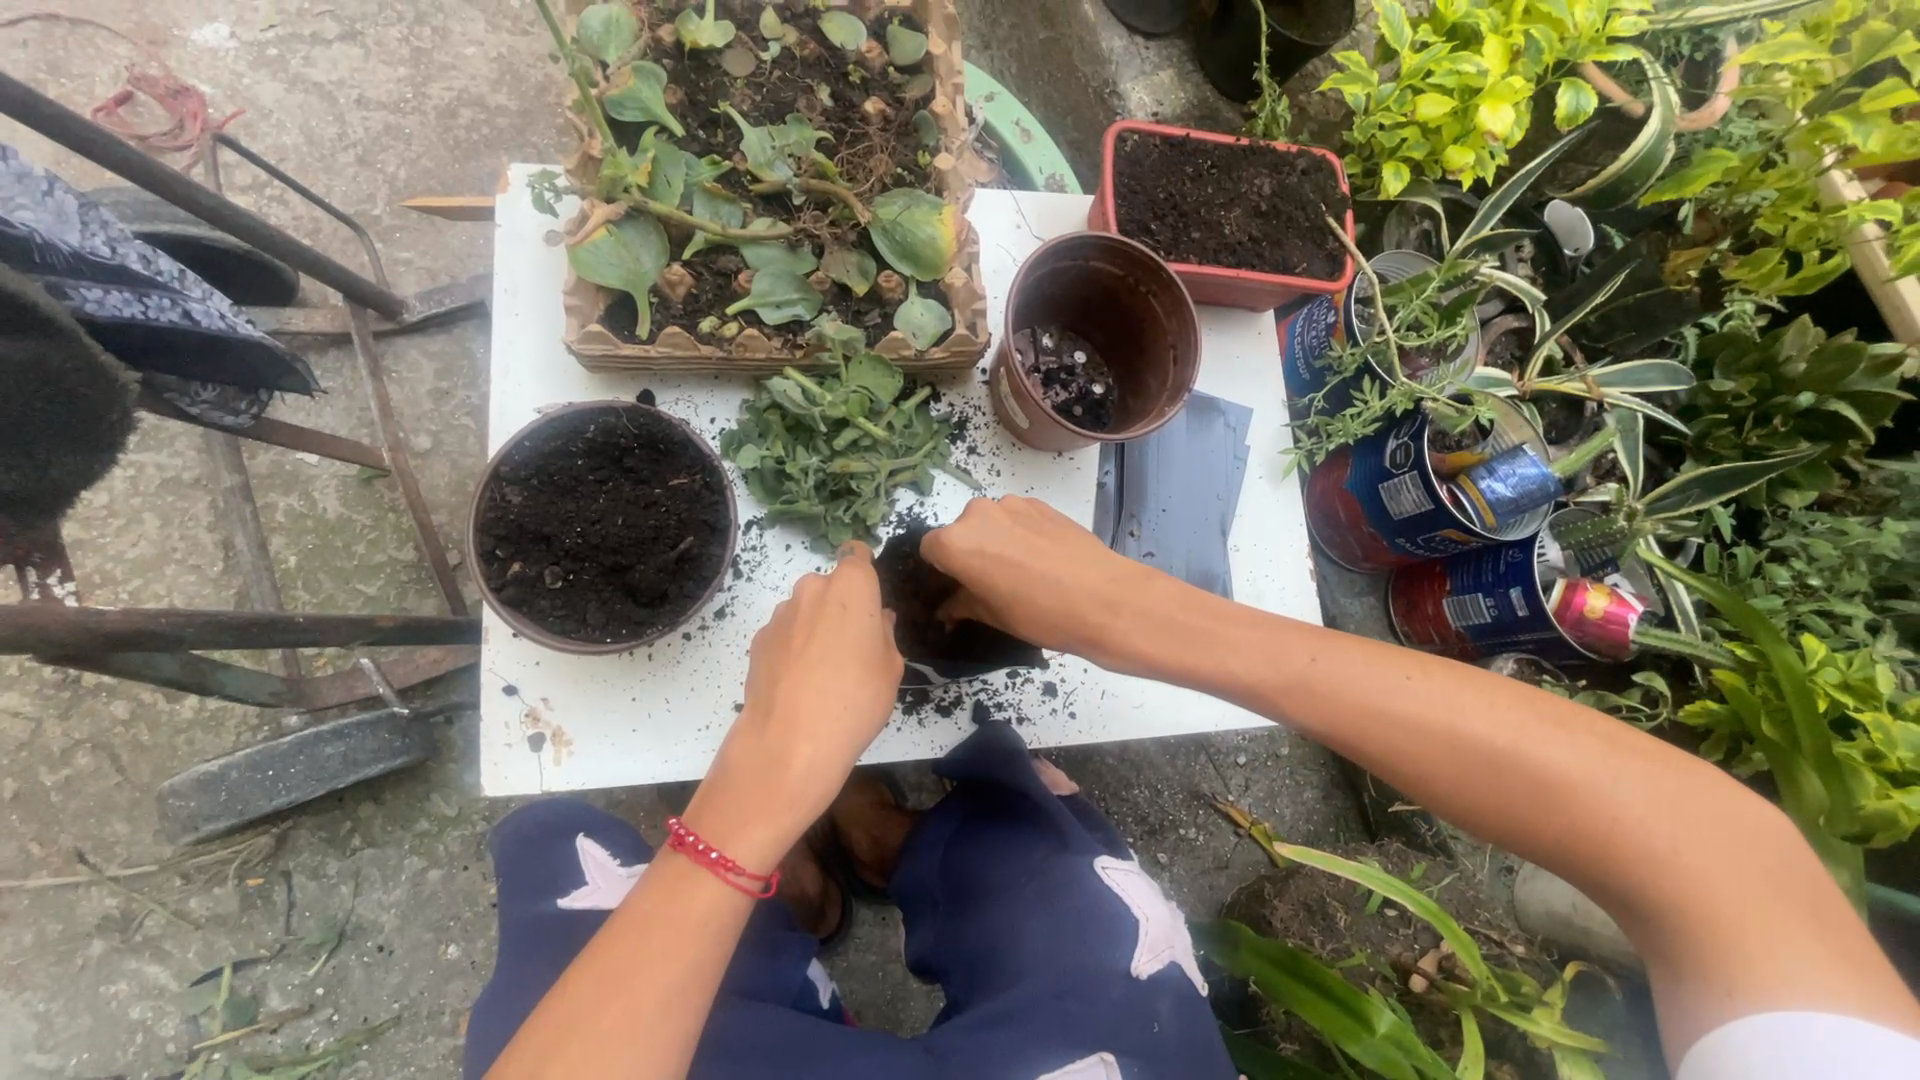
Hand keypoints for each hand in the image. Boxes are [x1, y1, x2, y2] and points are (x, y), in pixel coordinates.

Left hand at [686, 543, 903, 868]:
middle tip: (852, 647)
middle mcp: (812, 589)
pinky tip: (799, 684)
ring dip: (814, 628)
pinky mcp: (758, 640)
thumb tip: (878, 620)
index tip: (869, 597)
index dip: (863, 569)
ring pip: (804, 610)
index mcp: (852, 586)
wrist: (791, 740)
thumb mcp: (891, 668)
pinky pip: (784, 634)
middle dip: (840, 606)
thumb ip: (885, 635)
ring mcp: (780, 614)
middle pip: (829, 586)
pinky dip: (792, 649)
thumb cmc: (856, 699)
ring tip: (823, 673)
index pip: (856, 554)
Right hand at [921, 496, 1168, 667]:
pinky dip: (1022, 533)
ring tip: (1022, 572)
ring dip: (997, 541)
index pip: (930, 549)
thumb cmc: (1039, 614)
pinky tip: (1043, 560)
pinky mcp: (1041, 504)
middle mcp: (978, 514)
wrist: (1103, 598)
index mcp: (955, 542)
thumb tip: (947, 608)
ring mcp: (1012, 505)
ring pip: (991, 522)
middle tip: (991, 583)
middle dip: (970, 553)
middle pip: (961, 531)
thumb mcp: (993, 615)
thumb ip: (963, 604)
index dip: (941, 570)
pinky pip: (1018, 517)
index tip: (957, 587)